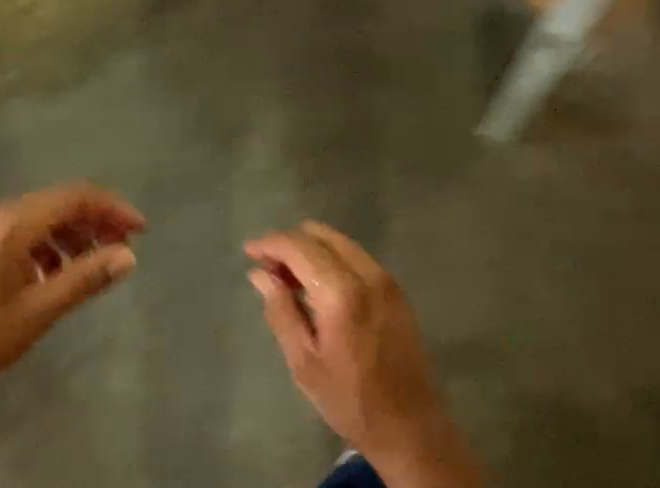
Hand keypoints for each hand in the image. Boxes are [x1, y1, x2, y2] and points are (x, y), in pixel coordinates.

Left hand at [0, 182, 144, 404]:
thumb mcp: (35, 312)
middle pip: (60, 203)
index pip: (75, 197)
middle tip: (123, 250)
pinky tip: (55, 278)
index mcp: (12, 223)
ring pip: (42, 219)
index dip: (113, 209)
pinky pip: (23, 234)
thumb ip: (84, 279)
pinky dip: (49, 247)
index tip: (141, 231)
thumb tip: (128, 256)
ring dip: (73, 236)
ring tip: (94, 266)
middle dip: (96, 222)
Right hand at [245, 222, 478, 487]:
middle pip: (320, 235)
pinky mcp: (396, 289)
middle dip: (290, 243)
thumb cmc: (350, 400)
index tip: (249, 251)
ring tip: (289, 278)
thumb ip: (281, 311)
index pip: (299, 247)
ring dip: (311, 249)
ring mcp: (385, 278)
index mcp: (341, 292)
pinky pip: (356, 257)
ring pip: (340, 242)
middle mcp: (366, 273)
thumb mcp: (304, 362)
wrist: (411, 424)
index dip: (270, 243)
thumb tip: (259, 274)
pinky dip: (332, 259)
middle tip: (268, 269)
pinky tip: (319, 286)